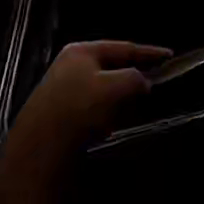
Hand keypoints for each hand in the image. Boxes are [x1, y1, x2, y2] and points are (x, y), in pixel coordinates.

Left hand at [9, 40, 170, 158]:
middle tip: (148, 87)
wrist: (34, 156)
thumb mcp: (118, 87)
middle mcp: (67, 66)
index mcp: (81, 51)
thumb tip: (143, 82)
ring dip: (115, 102)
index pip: (124, 48)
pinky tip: (101, 130)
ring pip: (100, 90)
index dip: (149, 52)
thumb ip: (137, 78)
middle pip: (111, 68)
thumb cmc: (77, 111)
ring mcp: (57, 91)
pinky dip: (99, 116)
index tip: (169, 56)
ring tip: (123, 114)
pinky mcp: (53, 116)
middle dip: (129, 80)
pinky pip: (87, 109)